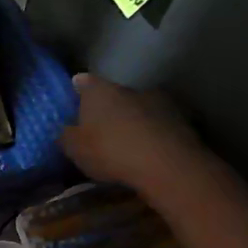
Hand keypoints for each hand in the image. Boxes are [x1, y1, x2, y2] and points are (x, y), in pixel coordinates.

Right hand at [59, 74, 210, 195]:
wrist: (168, 165)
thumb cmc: (110, 151)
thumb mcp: (74, 148)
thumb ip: (66, 135)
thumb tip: (67, 129)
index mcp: (99, 91)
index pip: (84, 82)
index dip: (78, 89)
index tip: (74, 97)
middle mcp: (129, 89)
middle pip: (113, 94)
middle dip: (106, 106)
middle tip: (96, 124)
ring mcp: (159, 102)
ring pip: (137, 108)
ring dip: (130, 119)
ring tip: (122, 139)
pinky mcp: (181, 120)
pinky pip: (156, 124)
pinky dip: (148, 132)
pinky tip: (143, 149)